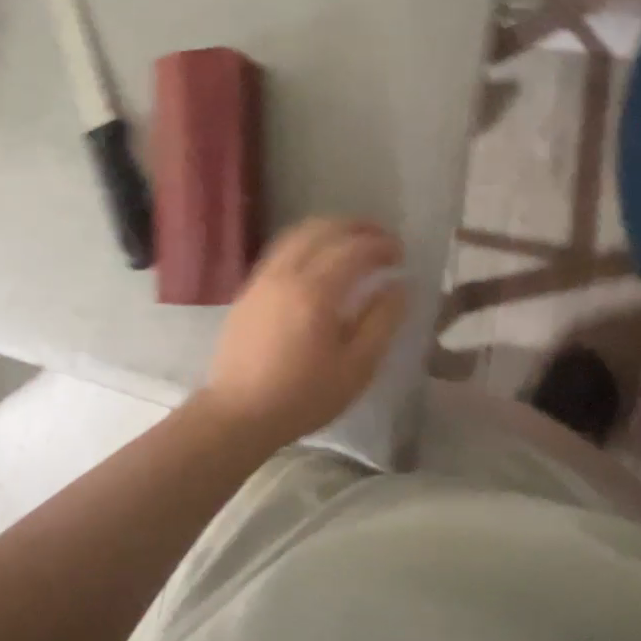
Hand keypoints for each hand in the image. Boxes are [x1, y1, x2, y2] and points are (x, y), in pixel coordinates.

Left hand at [198, 217, 407, 450]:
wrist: (239, 412)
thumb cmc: (303, 396)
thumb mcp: (356, 368)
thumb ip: (381, 322)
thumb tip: (399, 287)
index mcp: (316, 291)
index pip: (354, 250)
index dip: (381, 245)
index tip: (401, 255)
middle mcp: (287, 273)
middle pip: (324, 229)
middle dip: (357, 228)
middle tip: (382, 240)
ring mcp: (263, 278)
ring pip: (298, 234)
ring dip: (330, 229)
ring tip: (353, 243)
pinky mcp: (249, 288)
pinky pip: (282, 249)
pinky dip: (307, 242)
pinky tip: (318, 260)